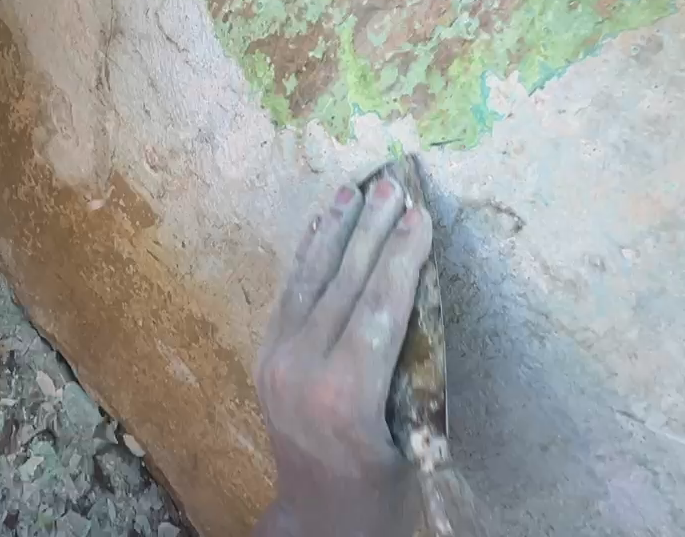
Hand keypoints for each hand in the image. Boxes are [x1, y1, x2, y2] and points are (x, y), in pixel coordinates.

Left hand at [253, 176, 431, 536]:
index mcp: (346, 397)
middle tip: (392, 182)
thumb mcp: (414, 435)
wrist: (315, 519)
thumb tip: (419, 290)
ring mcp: (276, 357)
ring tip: (355, 188)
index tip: (419, 213)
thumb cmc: (383, 488)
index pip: (379, 308)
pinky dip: (309, 254)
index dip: (401, 256)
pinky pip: (290, 292)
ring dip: (336, 229)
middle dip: (372, 229)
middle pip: (344, 283)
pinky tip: (322, 224)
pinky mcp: (265, 351)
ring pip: (311, 278)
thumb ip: (413, 367)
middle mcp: (302, 368)